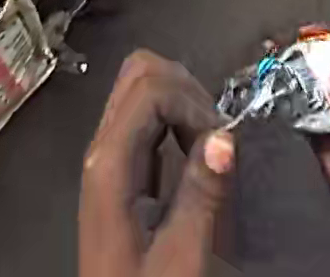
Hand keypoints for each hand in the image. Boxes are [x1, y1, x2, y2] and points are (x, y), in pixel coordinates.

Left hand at [80, 51, 233, 276]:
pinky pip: (142, 113)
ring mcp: (107, 151)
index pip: (148, 88)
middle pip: (138, 72)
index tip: (222, 143)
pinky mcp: (118, 163)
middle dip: (184, 87)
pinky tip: (196, 147)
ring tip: (211, 142)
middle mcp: (102, 144)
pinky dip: (173, 114)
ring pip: (138, 85)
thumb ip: (203, 195)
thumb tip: (227, 135)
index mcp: (110, 161)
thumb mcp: (182, 262)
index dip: (191, 102)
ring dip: (180, 98)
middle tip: (217, 135)